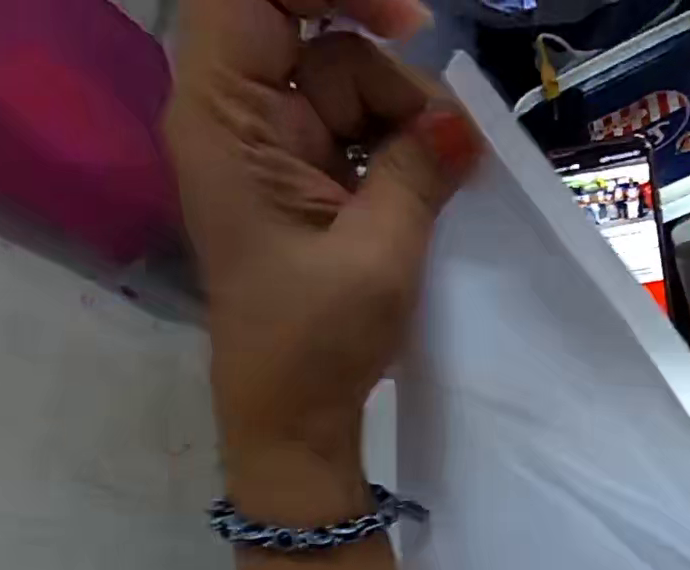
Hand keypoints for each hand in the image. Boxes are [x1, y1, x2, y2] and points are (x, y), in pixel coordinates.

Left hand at [164, 0, 481, 519]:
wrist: (295, 412)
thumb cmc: (317, 337)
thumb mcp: (379, 252)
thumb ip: (418, 174)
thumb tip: (463, 122)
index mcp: (226, 117)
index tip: (414, 23)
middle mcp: (244, 121)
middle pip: (322, 49)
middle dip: (395, 88)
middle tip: (452, 151)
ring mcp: (279, 157)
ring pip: (351, 99)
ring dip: (408, 129)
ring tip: (449, 184)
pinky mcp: (309, 192)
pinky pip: (361, 145)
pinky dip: (402, 159)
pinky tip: (433, 189)